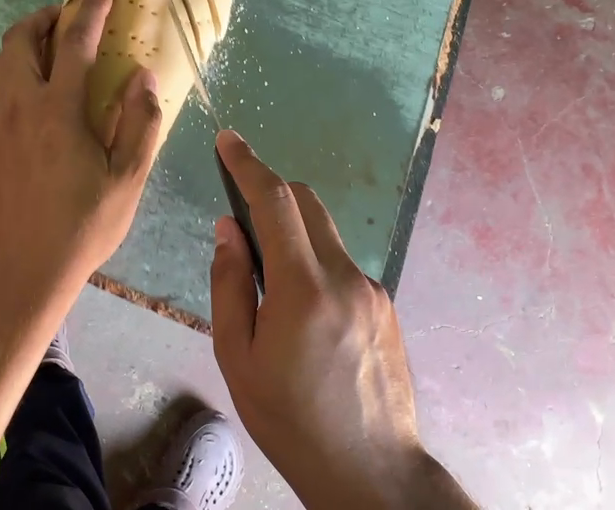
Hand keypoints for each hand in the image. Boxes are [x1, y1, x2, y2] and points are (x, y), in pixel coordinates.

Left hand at [0, 0, 161, 287]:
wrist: (23, 267)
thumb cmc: (83, 225)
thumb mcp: (127, 180)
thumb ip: (139, 123)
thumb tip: (143, 76)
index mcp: (57, 112)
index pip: (74, 43)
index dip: (90, 11)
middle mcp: (19, 106)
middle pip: (20, 40)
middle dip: (44, 17)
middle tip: (70, 16)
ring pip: (0, 60)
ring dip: (24, 41)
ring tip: (52, 46)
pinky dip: (13, 68)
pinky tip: (35, 88)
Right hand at [210, 133, 472, 509]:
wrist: (372, 474)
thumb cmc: (289, 418)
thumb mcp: (237, 357)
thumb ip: (230, 284)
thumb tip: (229, 228)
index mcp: (303, 289)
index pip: (276, 202)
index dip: (249, 165)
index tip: (229, 140)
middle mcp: (346, 278)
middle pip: (307, 204)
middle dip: (272, 191)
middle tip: (242, 211)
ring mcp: (373, 291)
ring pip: (326, 234)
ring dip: (294, 234)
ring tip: (272, 287)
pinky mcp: (386, 307)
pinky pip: (342, 264)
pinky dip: (315, 263)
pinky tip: (305, 313)